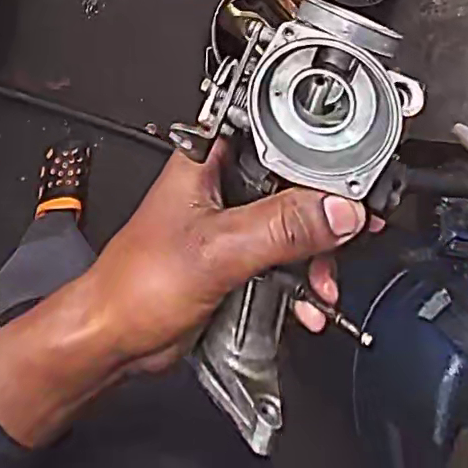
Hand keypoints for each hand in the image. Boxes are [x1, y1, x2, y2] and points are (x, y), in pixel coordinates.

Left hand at [0, 140, 370, 444]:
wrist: (116, 334)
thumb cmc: (136, 281)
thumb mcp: (217, 249)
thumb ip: (280, 227)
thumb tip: (334, 210)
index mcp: (205, 157)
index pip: (272, 132)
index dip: (314, 147)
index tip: (350, 170)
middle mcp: (219, 180)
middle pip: (290, 176)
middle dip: (323, 209)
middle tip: (351, 226)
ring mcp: (230, 216)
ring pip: (291, 218)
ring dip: (316, 250)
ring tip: (323, 278)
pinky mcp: (236, 251)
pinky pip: (283, 253)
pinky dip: (302, 275)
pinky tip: (307, 301)